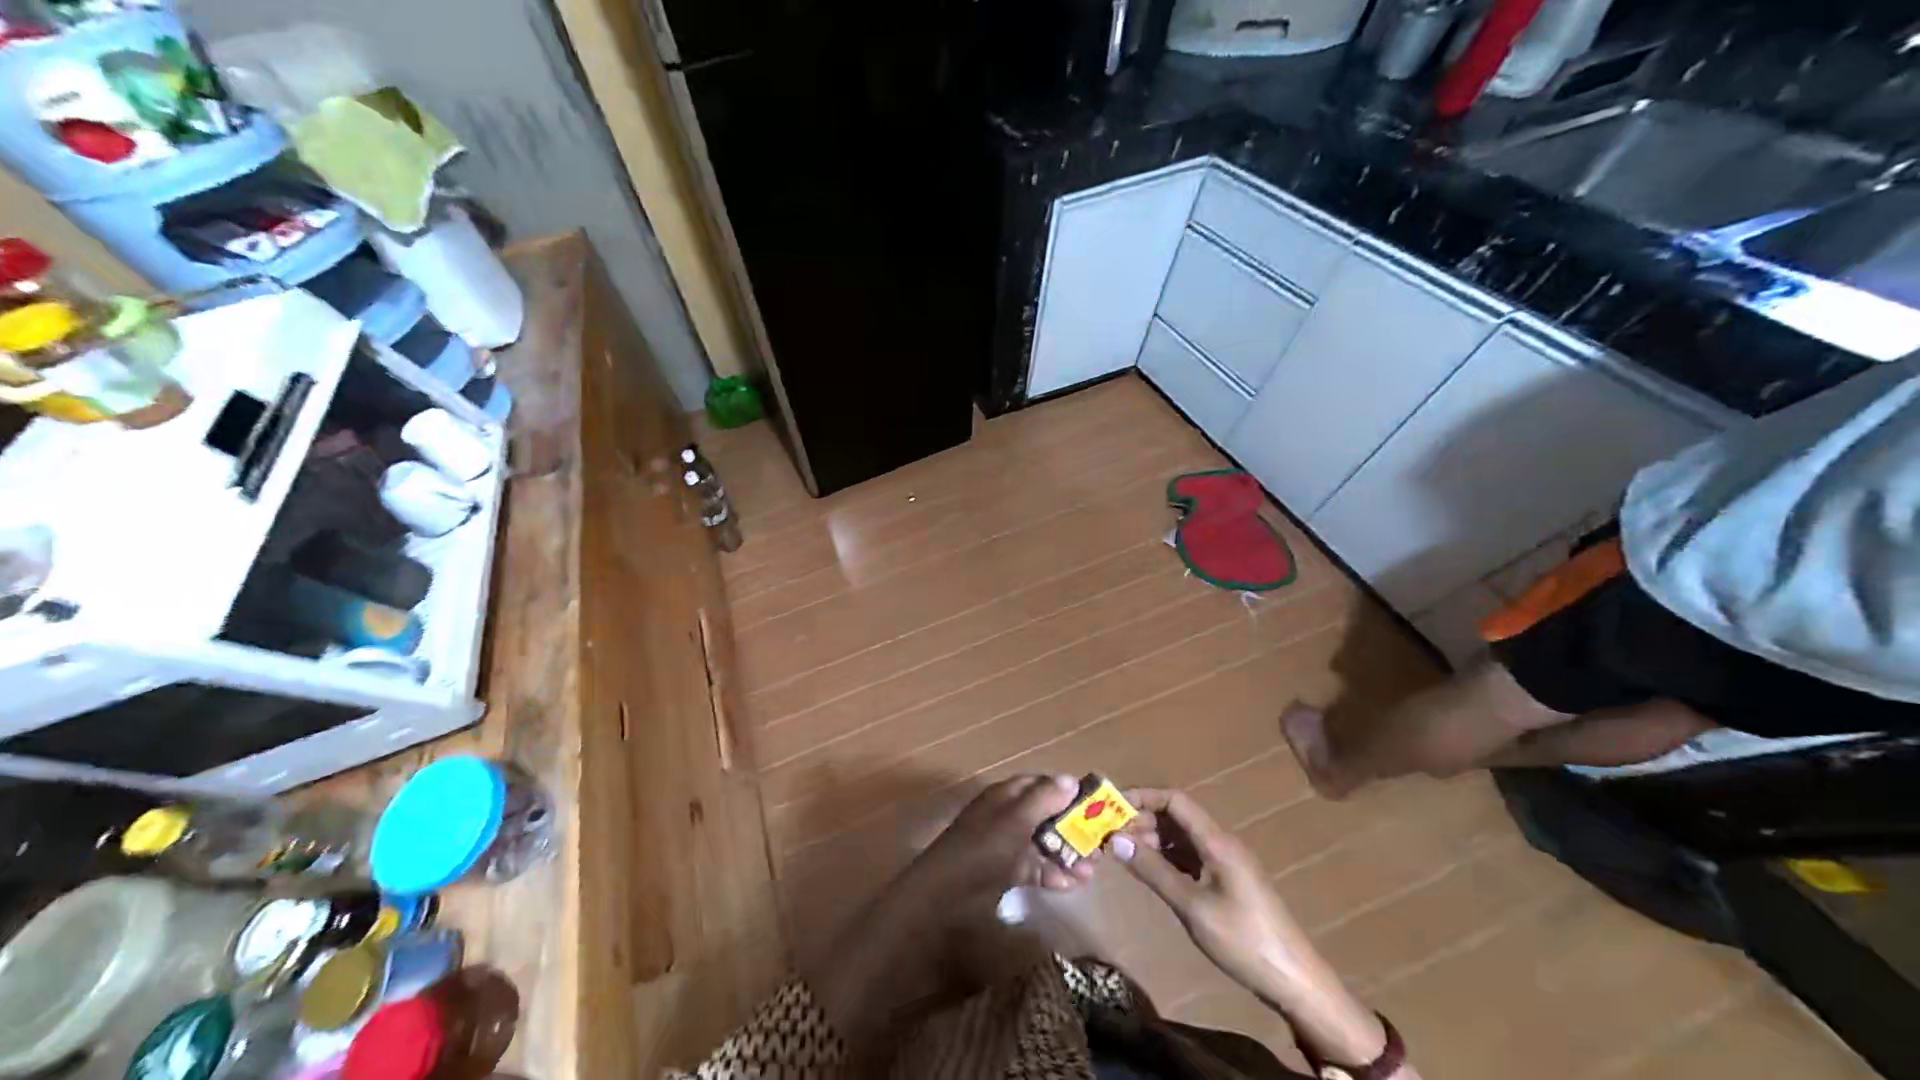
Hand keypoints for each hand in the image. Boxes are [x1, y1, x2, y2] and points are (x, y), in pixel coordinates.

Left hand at [905, 774, 1097, 905]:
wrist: (943, 898)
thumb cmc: (980, 851)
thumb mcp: (1014, 821)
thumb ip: (1042, 799)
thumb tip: (1071, 779)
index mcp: (1004, 796)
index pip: (1040, 784)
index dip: (1066, 791)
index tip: (1095, 804)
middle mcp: (1006, 817)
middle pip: (1045, 815)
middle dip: (1072, 827)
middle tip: (1099, 843)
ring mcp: (1005, 846)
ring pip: (1042, 843)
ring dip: (1067, 853)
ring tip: (1092, 870)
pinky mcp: (1005, 874)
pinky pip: (1034, 868)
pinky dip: (1052, 874)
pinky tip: (1072, 884)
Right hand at [1106, 788, 1316, 1000]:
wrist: (1295, 981)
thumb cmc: (1243, 940)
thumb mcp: (1193, 907)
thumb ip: (1154, 872)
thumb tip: (1116, 841)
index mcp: (1217, 842)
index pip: (1175, 801)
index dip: (1142, 797)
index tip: (1110, 807)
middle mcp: (1221, 844)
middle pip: (1177, 817)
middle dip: (1142, 820)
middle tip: (1110, 836)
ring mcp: (1226, 863)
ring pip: (1182, 838)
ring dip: (1152, 840)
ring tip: (1123, 854)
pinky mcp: (1228, 882)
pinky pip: (1191, 857)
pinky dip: (1167, 859)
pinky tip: (1149, 872)